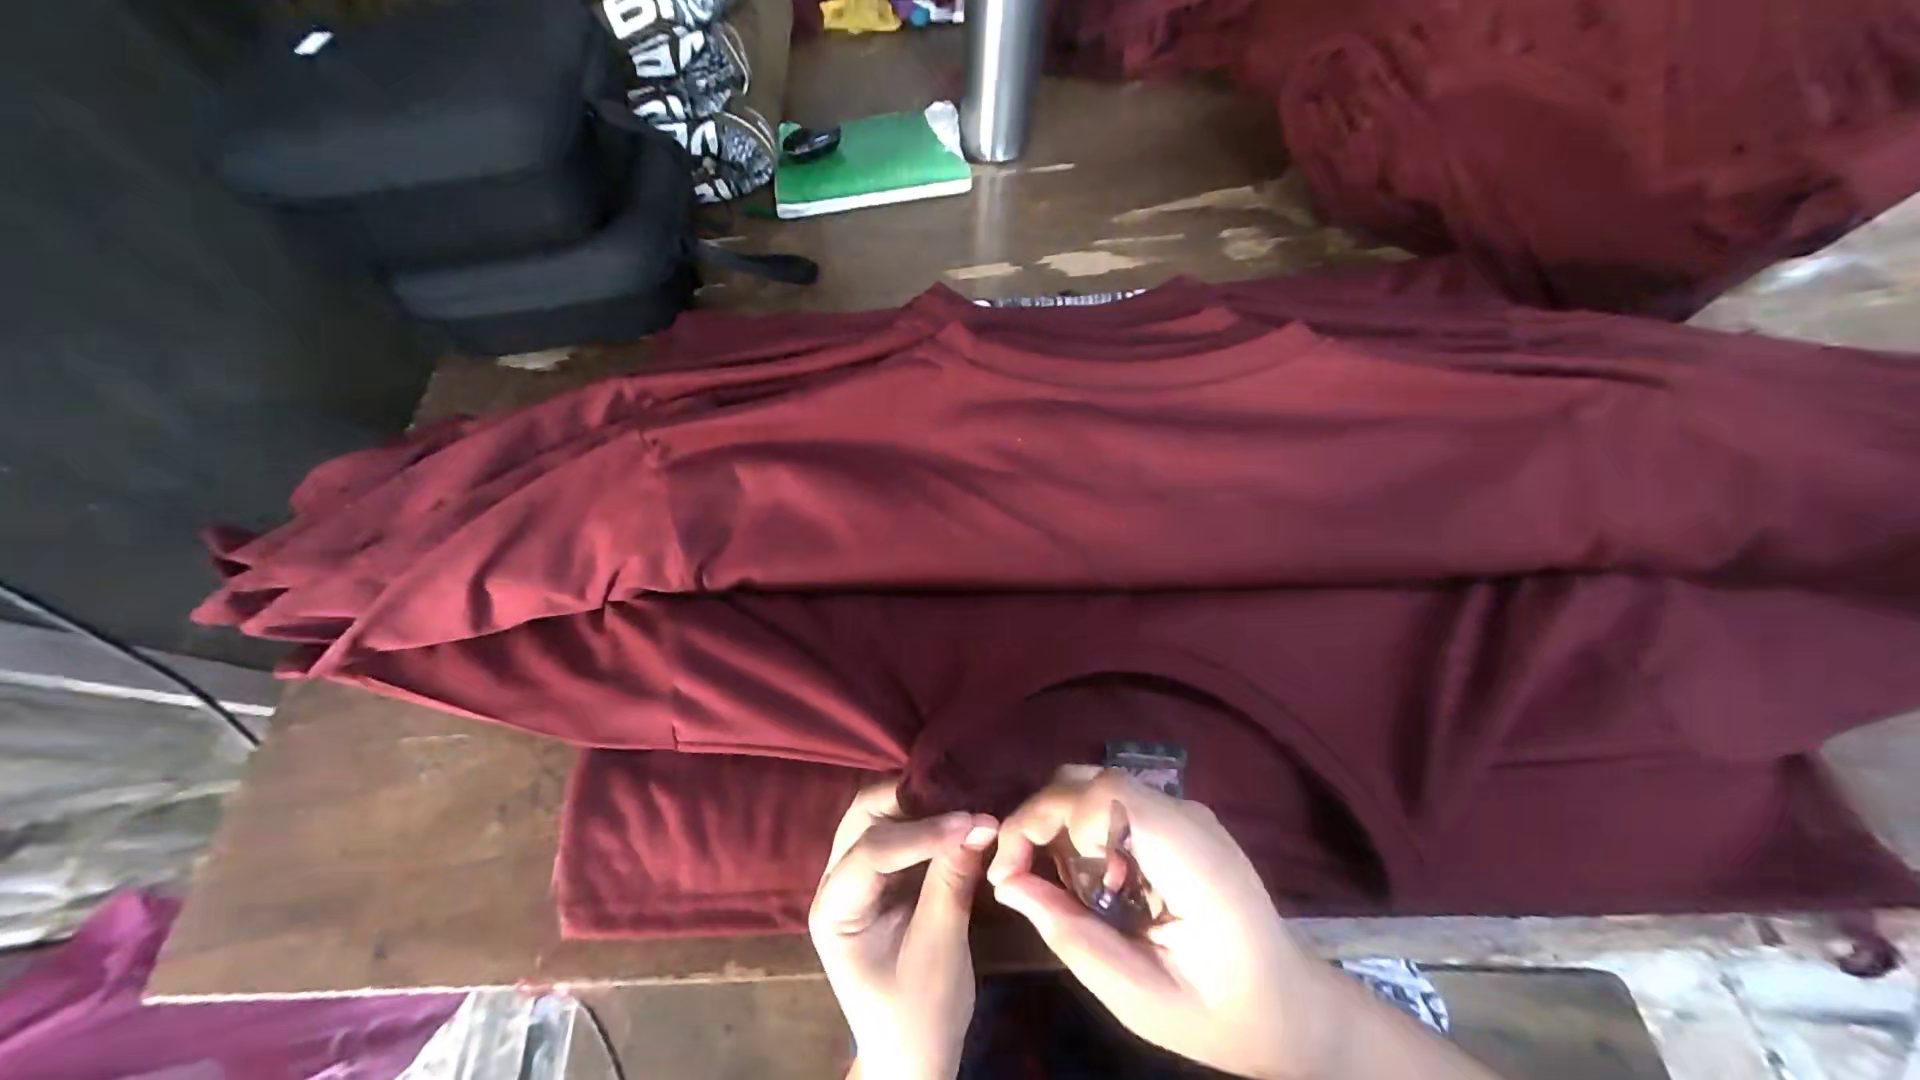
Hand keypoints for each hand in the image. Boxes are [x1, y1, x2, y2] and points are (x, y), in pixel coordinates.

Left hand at [810, 779, 997, 1079]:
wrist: (913, 1053)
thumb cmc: (920, 1014)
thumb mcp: (939, 952)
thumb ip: (952, 881)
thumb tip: (981, 821)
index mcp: (835, 909)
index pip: (873, 851)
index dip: (923, 832)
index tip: (973, 821)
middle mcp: (835, 882)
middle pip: (865, 816)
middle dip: (913, 801)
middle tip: (966, 802)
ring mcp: (855, 875)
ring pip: (878, 814)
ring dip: (920, 803)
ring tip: (964, 804)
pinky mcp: (880, 875)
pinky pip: (897, 829)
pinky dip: (926, 817)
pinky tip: (956, 817)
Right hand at [986, 765, 1349, 1079]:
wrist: (1289, 1004)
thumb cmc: (1221, 1014)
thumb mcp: (1138, 997)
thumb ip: (1071, 935)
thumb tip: (1006, 883)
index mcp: (1191, 859)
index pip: (1110, 793)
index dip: (1054, 816)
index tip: (1020, 872)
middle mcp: (1186, 817)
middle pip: (1091, 780)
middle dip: (1040, 819)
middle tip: (1018, 877)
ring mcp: (1183, 812)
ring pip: (1094, 784)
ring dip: (1057, 824)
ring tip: (1059, 884)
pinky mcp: (1175, 818)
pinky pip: (1111, 802)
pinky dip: (1080, 829)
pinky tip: (1090, 879)